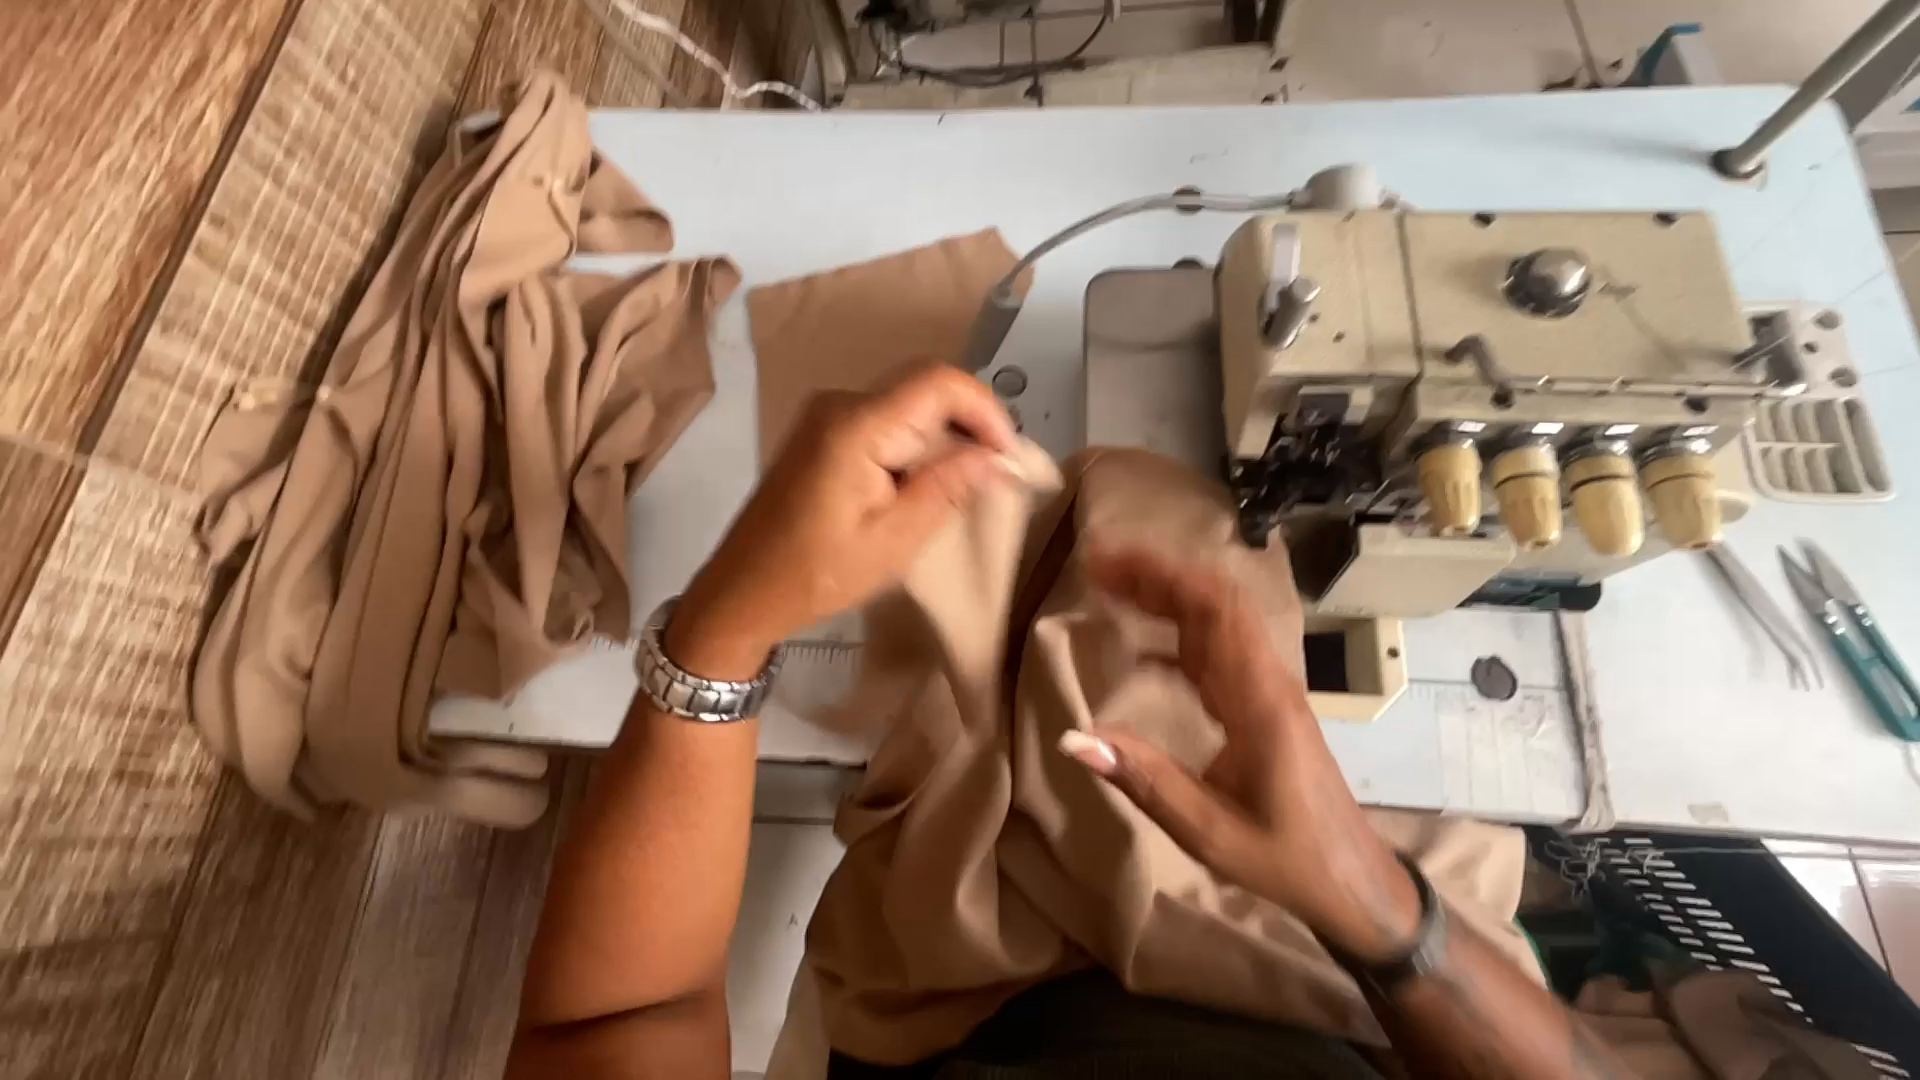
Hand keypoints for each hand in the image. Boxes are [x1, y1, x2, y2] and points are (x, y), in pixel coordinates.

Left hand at [668, 366, 1017, 679]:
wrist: (744, 590)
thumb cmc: (819, 574)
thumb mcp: (894, 540)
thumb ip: (948, 488)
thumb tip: (1000, 457)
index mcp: (857, 426)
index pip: (939, 382)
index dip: (985, 409)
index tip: (1008, 455)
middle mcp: (840, 404)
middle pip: (925, 388)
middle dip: (969, 424)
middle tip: (996, 473)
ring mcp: (827, 415)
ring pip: (908, 404)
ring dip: (945, 436)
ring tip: (968, 483)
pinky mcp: (823, 432)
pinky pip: (886, 420)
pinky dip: (917, 443)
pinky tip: (927, 482)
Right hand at [1061, 546, 1422, 960]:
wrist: (1353, 881)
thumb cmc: (1286, 857)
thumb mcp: (1209, 832)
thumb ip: (1144, 780)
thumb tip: (1074, 737)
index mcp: (1259, 700)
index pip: (1215, 612)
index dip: (1161, 577)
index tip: (1109, 563)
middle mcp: (1265, 680)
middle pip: (1214, 602)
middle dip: (1156, 575)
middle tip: (1096, 565)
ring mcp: (1266, 687)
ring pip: (1216, 620)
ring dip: (1166, 596)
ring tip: (1110, 587)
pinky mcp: (1260, 701)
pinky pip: (1216, 649)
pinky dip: (1176, 633)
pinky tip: (1139, 646)